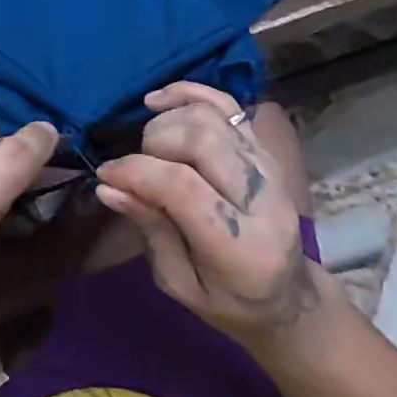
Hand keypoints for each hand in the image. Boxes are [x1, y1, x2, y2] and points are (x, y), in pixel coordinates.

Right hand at [95, 82, 327, 350]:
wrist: (289, 298)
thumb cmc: (230, 303)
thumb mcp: (179, 284)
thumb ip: (150, 230)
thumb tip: (109, 186)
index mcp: (243, 249)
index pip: (183, 187)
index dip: (136, 172)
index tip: (106, 174)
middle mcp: (265, 200)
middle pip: (201, 140)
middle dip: (153, 143)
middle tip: (135, 167)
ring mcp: (270, 168)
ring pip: (211, 116)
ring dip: (167, 121)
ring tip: (150, 147)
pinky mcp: (265, 149)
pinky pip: (227, 104)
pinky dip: (189, 93)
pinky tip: (158, 101)